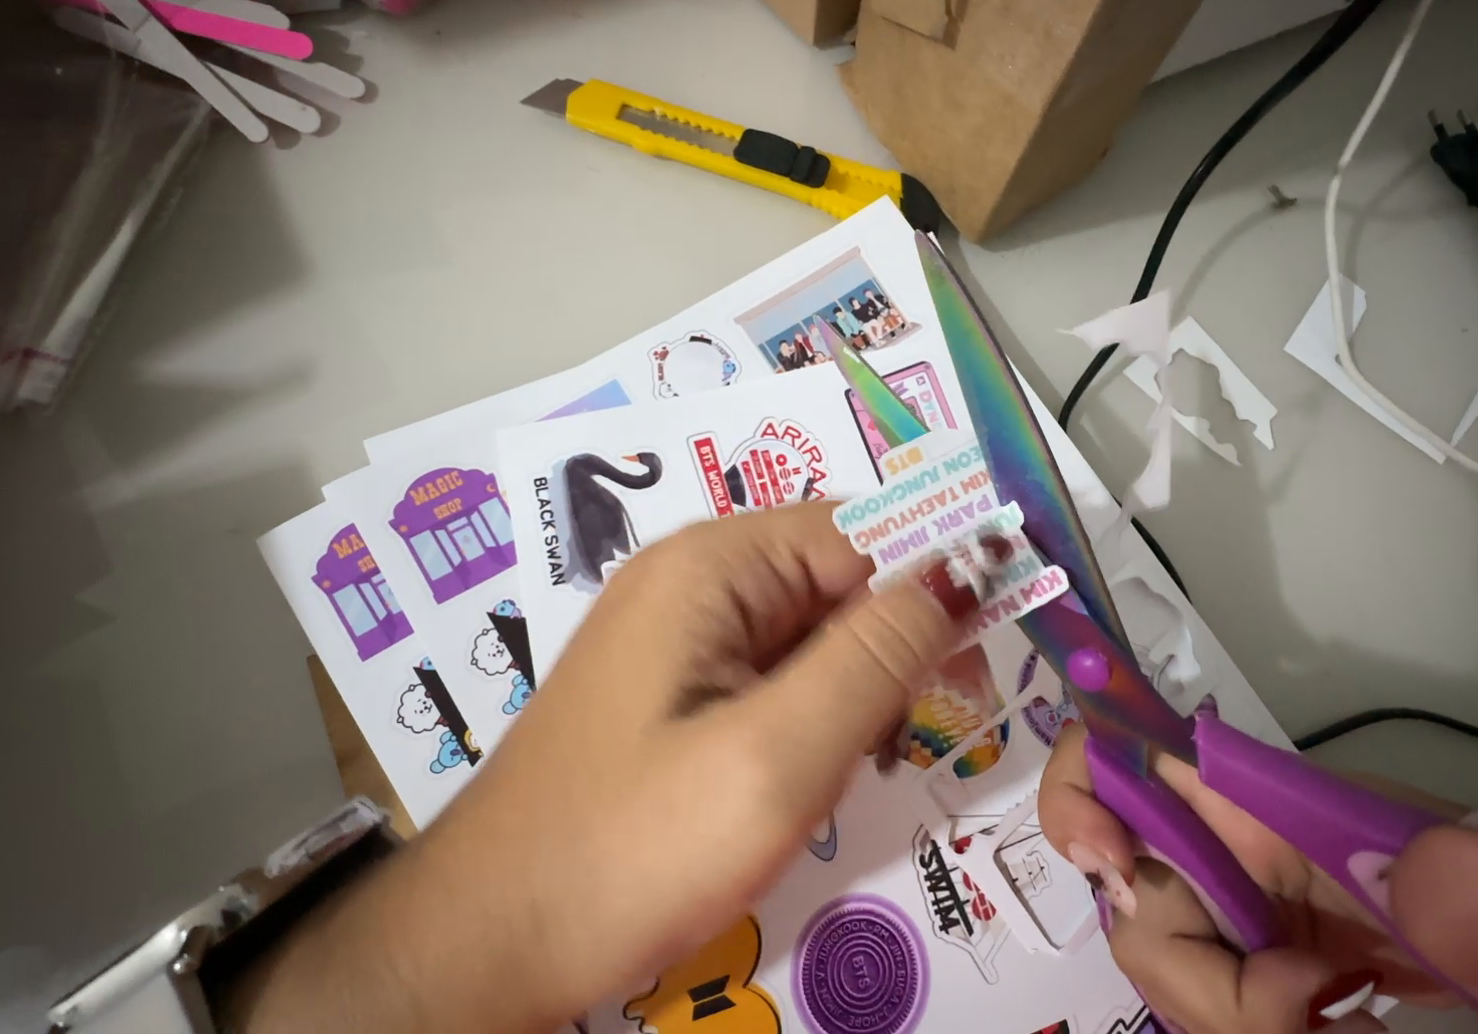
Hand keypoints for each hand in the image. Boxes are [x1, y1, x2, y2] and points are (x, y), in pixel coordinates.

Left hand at [235, 502, 988, 1033]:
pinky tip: (799, 776)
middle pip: (837, 578)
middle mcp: (694, 578)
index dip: (934, 575)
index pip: (860, 531)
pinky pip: (776, 673)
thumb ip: (880, 652)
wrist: (487, 947)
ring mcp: (680, 633)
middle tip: (890, 737)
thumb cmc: (632, 850)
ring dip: (850, 691)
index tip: (990, 645)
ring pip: (813, 631)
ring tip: (837, 768)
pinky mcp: (676, 685)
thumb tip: (964, 563)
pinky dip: (811, 716)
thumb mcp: (779, 753)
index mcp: (712, 564)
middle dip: (885, 649)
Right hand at [1038, 724, 1477, 1032]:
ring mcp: (1226, 907)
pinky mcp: (1242, 964)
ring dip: (1223, 1009)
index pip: (1121, 751)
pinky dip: (1242, 1021)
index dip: (1079, 788)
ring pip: (1154, 952)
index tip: (1107, 857)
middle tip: (1303, 1006)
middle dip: (1186, 965)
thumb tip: (1454, 867)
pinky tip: (1325, 1023)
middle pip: (1123, 884)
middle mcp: (1217, 841)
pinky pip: (1198, 997)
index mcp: (1252, 795)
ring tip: (1339, 1017)